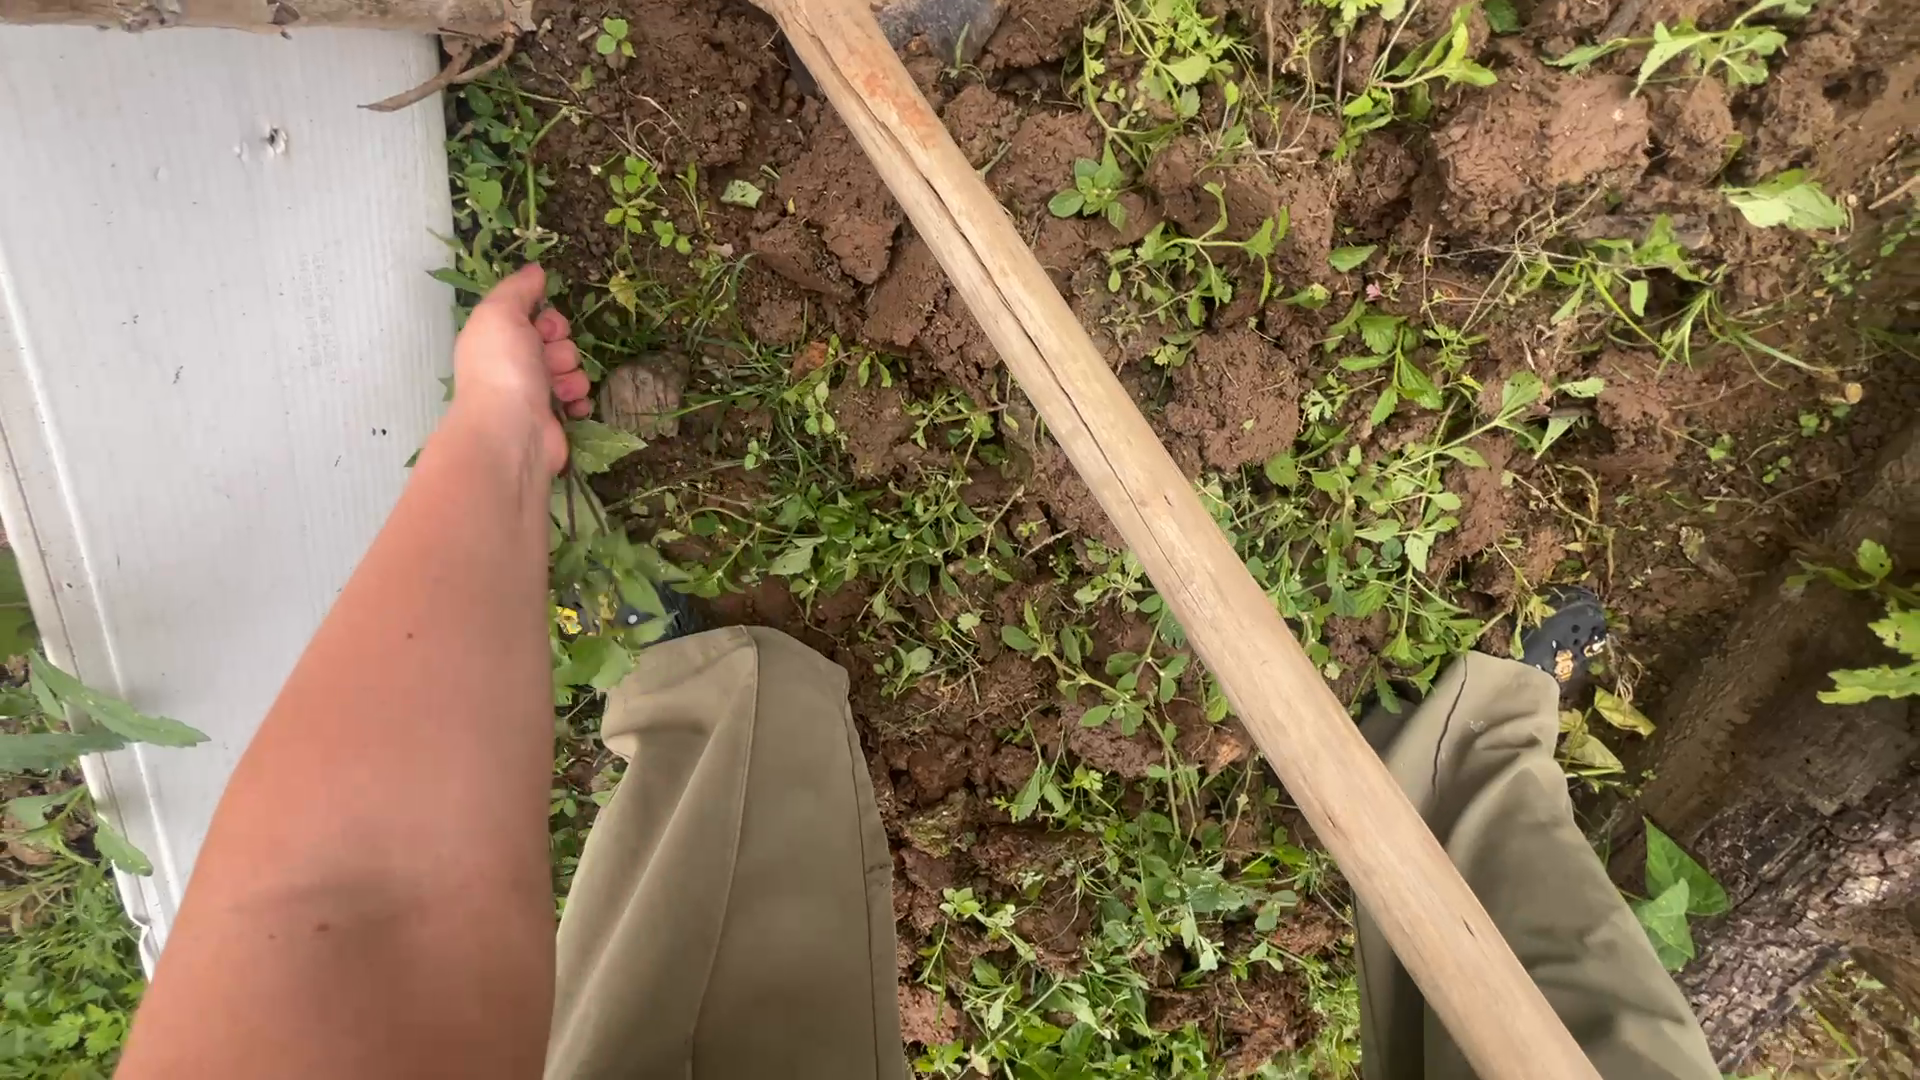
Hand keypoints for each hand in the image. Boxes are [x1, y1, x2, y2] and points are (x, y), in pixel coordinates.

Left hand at [449, 264, 590, 476]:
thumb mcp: (501, 313)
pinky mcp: (555, 418)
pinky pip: (580, 400)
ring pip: (574, 372)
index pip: (539, 319)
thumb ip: (519, 288)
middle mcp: (516, 363)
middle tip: (547, 363)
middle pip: (560, 344)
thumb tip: (536, 269)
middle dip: (562, 351)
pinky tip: (570, 407)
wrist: (512, 429)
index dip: (549, 321)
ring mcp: (536, 393)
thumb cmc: (502, 367)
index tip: (542, 330)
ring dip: (572, 377)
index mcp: (500, 338)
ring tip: (558, 390)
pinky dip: (579, 402)